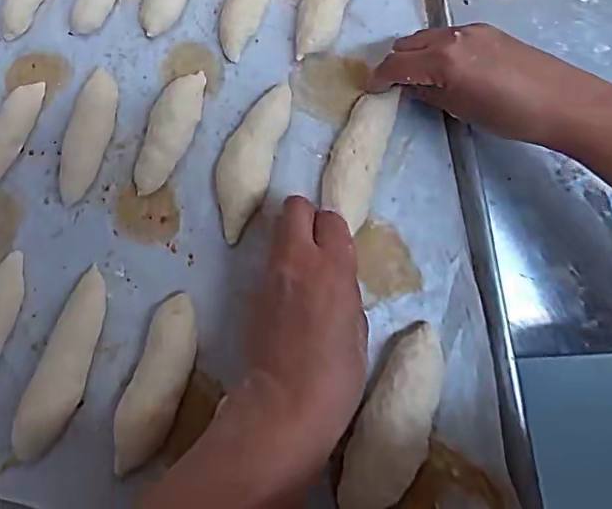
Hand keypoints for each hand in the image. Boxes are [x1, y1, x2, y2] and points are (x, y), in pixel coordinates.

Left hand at [140, 196, 364, 508]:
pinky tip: (289, 294)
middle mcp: (299, 259)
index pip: (332, 219)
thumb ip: (347, 295)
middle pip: (296, 206)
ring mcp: (271, 271)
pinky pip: (269, 259)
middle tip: (317, 245)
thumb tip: (337, 283)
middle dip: (307, 217)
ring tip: (303, 269)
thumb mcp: (358, 334)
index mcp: (333, 268)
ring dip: (291, 238)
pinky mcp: (253, 287)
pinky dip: (280, 265)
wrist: (284, 404)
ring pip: (278, 228)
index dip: (335, 231)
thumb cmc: (335, 378)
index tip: (339, 249)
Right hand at [366, 23, 611, 150]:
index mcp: (442, 59)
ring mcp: (472, 30)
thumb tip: (409, 87)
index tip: (371, 89)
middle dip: (395, 62)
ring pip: (428, 36)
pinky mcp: (489, 31)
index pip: (396, 64)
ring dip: (417, 53)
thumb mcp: (462, 110)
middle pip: (407, 44)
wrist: (570, 104)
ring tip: (422, 76)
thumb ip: (429, 94)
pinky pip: (449, 35)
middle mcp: (451, 36)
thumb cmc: (514, 116)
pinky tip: (451, 67)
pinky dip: (438, 48)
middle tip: (395, 84)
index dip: (379, 78)